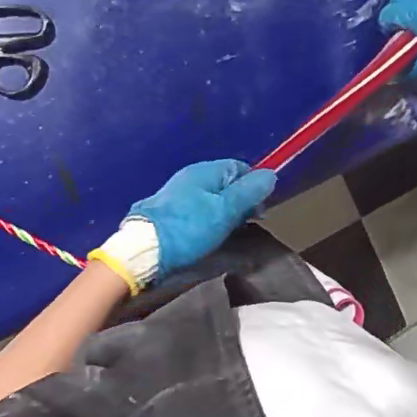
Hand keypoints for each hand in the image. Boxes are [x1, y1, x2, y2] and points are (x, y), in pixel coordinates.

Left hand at [128, 159, 276, 275]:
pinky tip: (209, 234)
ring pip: (212, 198)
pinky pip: (198, 210)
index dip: (254, 186)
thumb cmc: (190, 228)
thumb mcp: (225, 210)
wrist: (145, 249)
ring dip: (225, 213)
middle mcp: (190, 177)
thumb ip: (249, 192)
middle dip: (240, 201)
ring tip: (229, 232)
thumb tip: (271, 174)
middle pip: (226, 183)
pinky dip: (209, 220)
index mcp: (205, 171)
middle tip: (245, 224)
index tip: (259, 210)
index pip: (239, 167)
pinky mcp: (169, 212)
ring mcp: (177, 194)